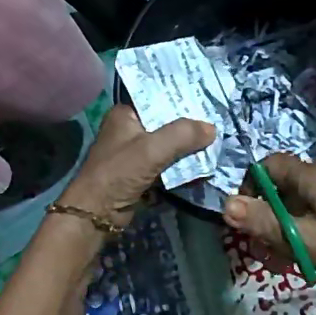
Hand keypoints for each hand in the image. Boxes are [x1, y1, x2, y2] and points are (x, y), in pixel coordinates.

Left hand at [55, 106, 214, 231]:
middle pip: (168, 122)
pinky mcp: (142, 172)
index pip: (160, 99)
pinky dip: (183, 164)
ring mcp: (136, 152)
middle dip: (191, 126)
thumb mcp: (152, 149)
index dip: (184, 99)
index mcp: (126, 114)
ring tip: (217, 141)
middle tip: (219, 121)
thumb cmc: (118, 173)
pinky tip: (204, 162)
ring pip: (170, 144)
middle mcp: (130, 129)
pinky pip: (169, 163)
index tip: (210, 99)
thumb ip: (182, 135)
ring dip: (189, 147)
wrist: (95, 216)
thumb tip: (212, 129)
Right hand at [222, 154, 315, 290]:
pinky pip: (311, 216)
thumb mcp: (302, 237)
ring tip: (279, 259)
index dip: (251, 184)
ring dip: (282, 229)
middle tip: (259, 245)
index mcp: (312, 176)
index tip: (244, 213)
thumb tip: (226, 204)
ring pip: (295, 205)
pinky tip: (301, 259)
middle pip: (281, 186)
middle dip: (265, 214)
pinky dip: (299, 234)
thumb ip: (264, 222)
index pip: (270, 163)